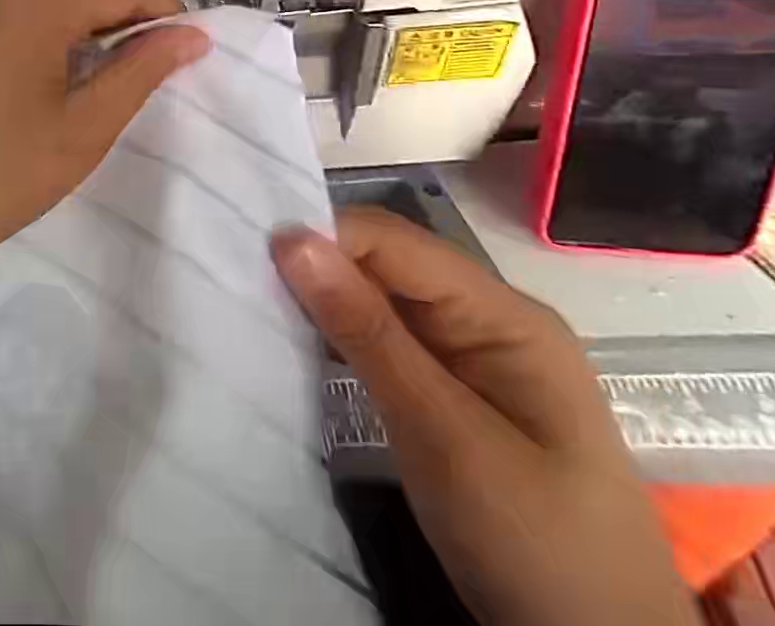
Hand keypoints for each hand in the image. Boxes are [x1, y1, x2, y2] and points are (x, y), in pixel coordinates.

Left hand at [0, 0, 208, 360]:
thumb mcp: (83, 129)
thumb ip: (141, 72)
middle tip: (145, 76)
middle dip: (120, 23)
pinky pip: (7, 17)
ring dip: (81, 32)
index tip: (187, 52)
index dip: (162, 12)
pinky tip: (46, 83)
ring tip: (99, 85)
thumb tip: (192, 34)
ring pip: (42, 0)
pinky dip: (41, 39)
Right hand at [272, 208, 698, 625]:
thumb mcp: (442, 433)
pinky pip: (387, 342)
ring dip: (325, 300)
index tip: (251, 251)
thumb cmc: (533, 540)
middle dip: (320, 265)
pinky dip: (342, 337)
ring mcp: (470, 356)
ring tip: (256, 299)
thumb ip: (367, 332)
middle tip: (241, 274)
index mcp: (502, 314)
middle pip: (389, 265)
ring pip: (382, 302)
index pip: (396, 242)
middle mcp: (486, 319)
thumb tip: (293, 240)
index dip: (325, 235)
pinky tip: (299, 340)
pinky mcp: (451, 391)